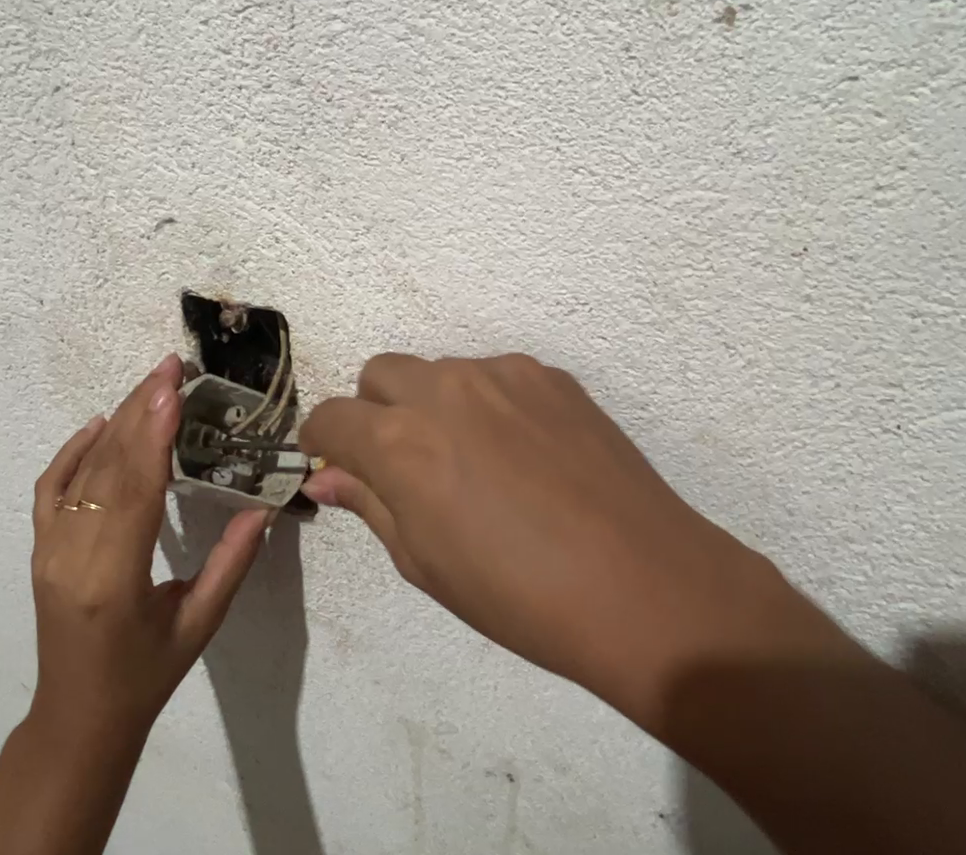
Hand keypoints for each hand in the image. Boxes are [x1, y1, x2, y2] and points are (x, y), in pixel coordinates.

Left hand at [27, 354, 273, 745]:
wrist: (79, 717)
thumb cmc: (147, 676)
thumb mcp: (199, 624)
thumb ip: (231, 563)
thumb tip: (264, 505)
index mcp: (113, 581)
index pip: (134, 491)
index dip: (153, 435)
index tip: (172, 388)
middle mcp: (72, 558)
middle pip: (106, 469)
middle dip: (139, 411)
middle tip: (169, 366)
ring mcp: (48, 551)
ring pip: (81, 472)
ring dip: (115, 423)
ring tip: (149, 384)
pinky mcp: (40, 549)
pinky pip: (51, 489)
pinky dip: (72, 450)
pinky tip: (98, 423)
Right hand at [300, 353, 848, 717]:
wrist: (641, 583)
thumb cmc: (518, 594)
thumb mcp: (425, 563)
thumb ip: (371, 504)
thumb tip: (329, 476)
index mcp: (400, 441)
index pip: (330, 418)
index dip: (324, 445)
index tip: (337, 468)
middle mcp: (444, 390)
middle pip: (379, 374)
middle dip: (375, 412)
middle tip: (406, 466)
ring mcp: (504, 375)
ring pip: (441, 371)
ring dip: (435, 405)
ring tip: (476, 464)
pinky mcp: (552, 376)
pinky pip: (496, 376)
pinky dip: (489, 403)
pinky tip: (523, 454)